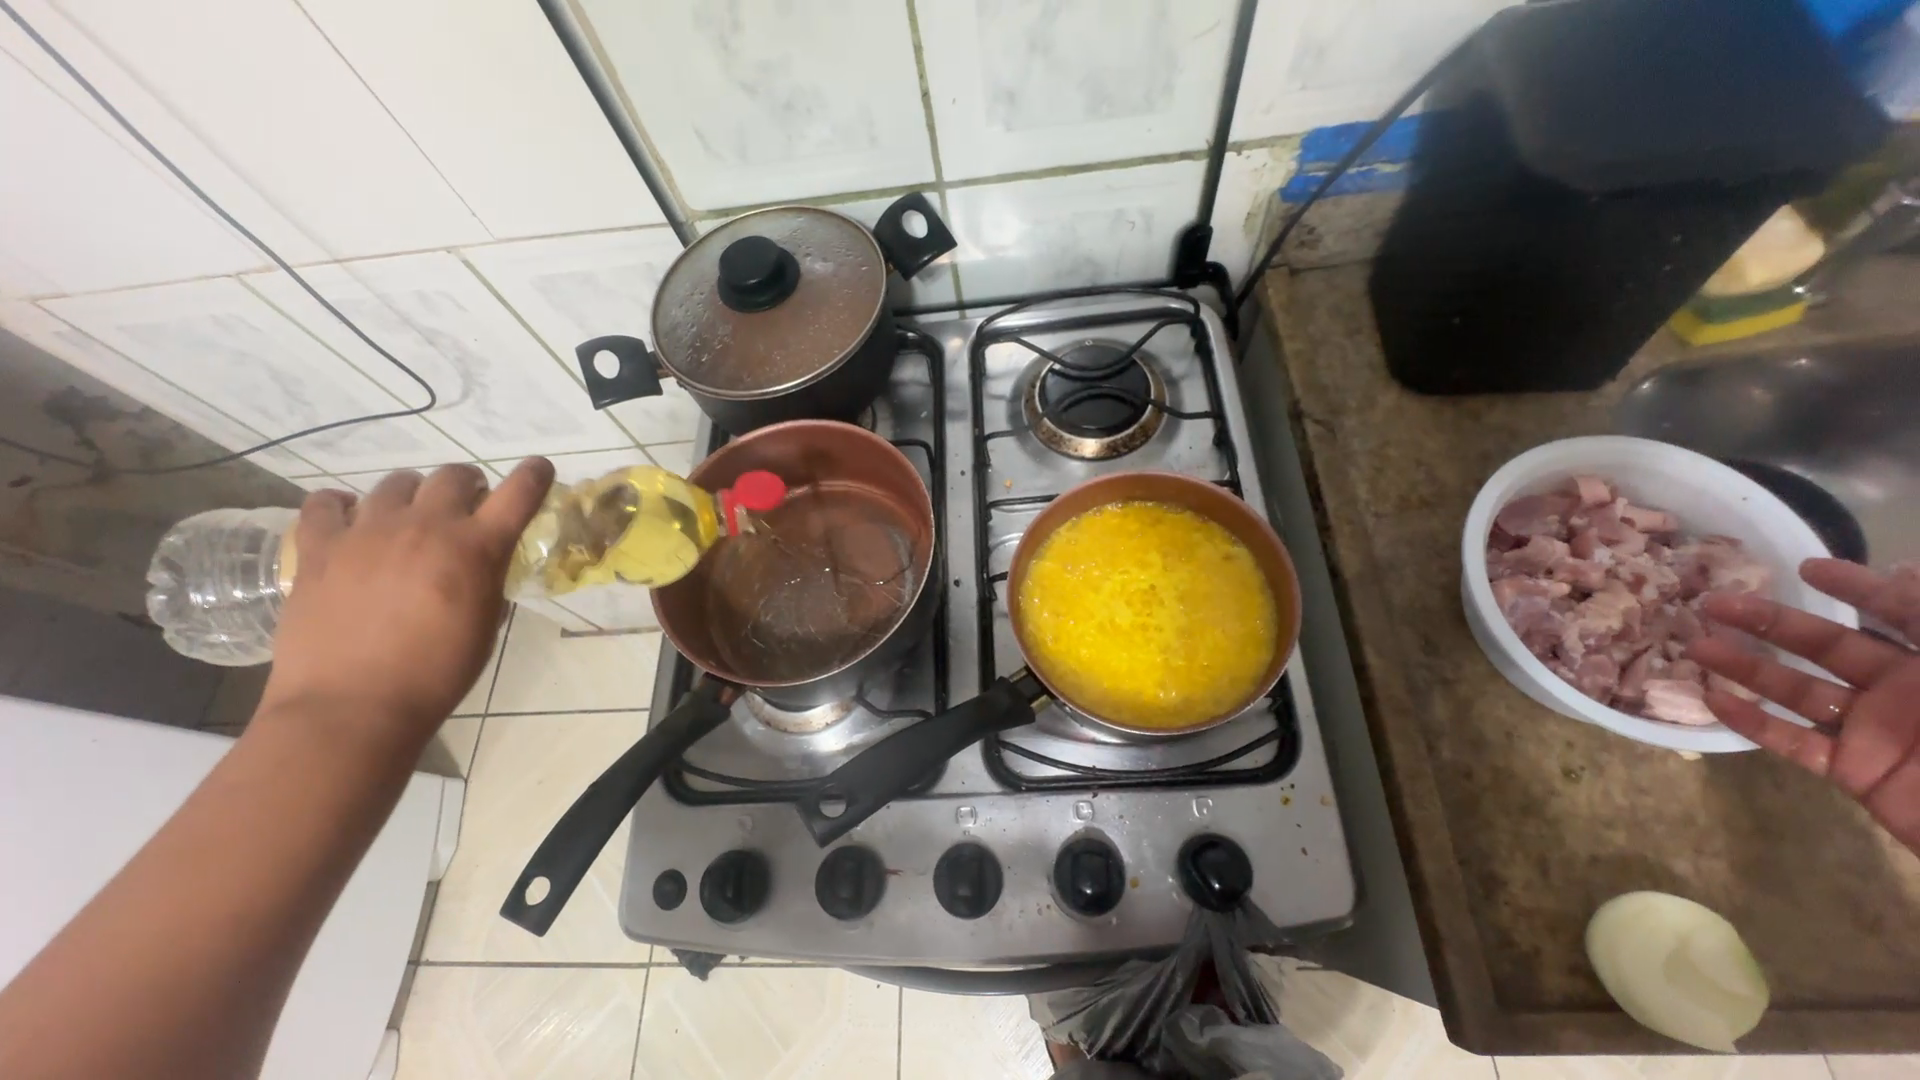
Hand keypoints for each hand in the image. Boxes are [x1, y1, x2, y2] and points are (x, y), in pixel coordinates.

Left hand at [259, 459, 554, 744]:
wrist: (352, 706)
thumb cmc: (435, 675)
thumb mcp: (484, 625)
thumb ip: (487, 581)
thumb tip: (484, 563)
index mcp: (475, 548)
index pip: (517, 493)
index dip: (534, 476)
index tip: (539, 469)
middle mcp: (424, 526)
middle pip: (452, 475)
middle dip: (468, 485)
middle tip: (466, 506)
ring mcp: (366, 532)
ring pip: (396, 483)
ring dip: (412, 494)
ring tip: (408, 518)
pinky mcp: (318, 547)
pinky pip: (327, 503)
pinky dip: (343, 506)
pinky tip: (348, 521)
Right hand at [1686, 558, 1919, 856]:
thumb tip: (1905, 572)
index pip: (1899, 615)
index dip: (1858, 589)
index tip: (1806, 569)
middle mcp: (1906, 691)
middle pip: (1829, 647)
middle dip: (1771, 623)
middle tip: (1715, 604)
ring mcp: (1877, 732)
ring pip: (1800, 691)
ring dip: (1746, 668)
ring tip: (1697, 648)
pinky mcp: (1857, 771)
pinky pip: (1796, 744)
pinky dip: (1753, 724)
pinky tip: (1713, 702)